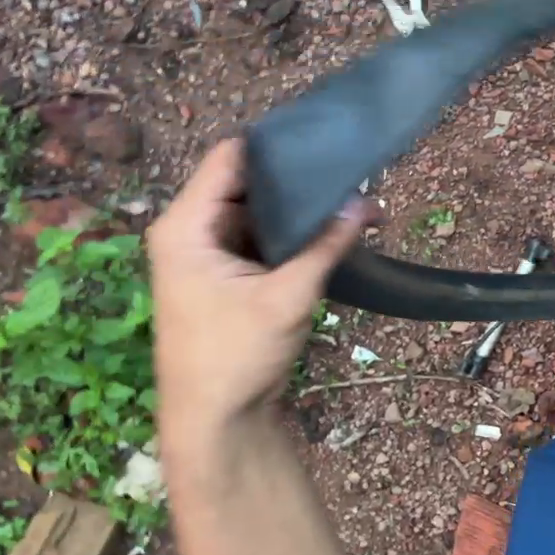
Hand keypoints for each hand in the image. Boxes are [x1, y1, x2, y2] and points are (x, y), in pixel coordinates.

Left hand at [149, 140, 369, 451]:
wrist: (216, 416)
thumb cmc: (237, 352)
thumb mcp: (288, 294)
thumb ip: (327, 245)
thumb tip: (367, 202)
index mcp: (187, 227)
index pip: (229, 160)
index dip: (275, 144)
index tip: (326, 137)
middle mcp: (193, 231)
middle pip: (249, 183)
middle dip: (302, 179)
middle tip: (357, 173)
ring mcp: (212, 253)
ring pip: (263, 212)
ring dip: (306, 209)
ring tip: (360, 201)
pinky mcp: (232, 273)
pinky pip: (267, 238)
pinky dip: (301, 233)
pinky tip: (341, 230)